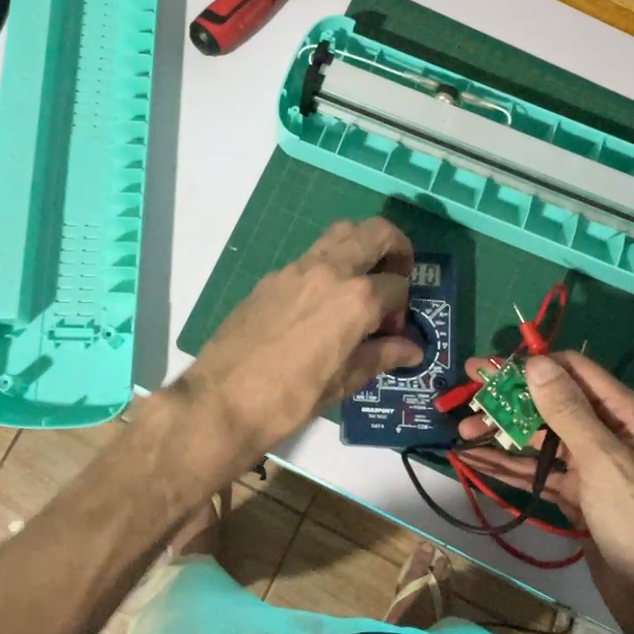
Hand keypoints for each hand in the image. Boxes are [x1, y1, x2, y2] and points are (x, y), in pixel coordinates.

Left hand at [178, 218, 421, 464]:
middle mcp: (330, 271)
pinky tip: (321, 306)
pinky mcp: (271, 277)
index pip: (399, 286)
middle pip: (376, 232)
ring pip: (341, 234)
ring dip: (360, 248)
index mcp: (356, 298)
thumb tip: (411, 350)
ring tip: (360, 284)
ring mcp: (297, 269)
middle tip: (395, 278)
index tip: (392, 334)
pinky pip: (311, 257)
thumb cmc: (291, 399)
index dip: (403, 310)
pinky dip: (328, 267)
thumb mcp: (343, 382)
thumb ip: (381, 357)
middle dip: (396, 249)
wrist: (222, 400)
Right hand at [456, 352, 633, 633]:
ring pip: (539, 440)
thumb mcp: (605, 460)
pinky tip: (475, 461)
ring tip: (461, 432)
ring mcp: (591, 467)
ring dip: (502, 434)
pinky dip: (509, 467)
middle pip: (550, 405)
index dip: (531, 366)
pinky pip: (538, 474)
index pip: (574, 372)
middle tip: (464, 397)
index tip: (489, 369)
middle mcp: (607, 433)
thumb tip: (536, 362)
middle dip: (508, 401)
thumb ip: (568, 410)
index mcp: (625, 415)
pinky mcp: (577, 498)